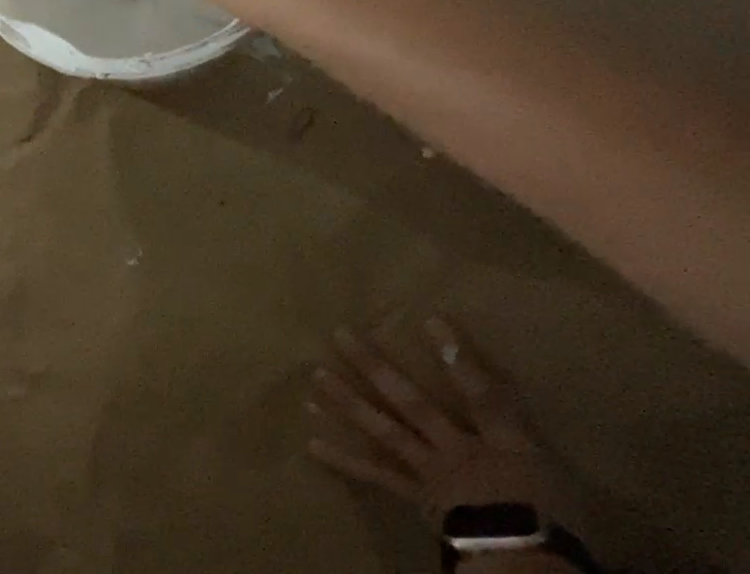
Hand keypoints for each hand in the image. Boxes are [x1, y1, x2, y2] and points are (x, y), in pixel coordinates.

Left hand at [307, 319, 579, 526]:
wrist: (530, 565)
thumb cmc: (560, 526)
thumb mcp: (558, 478)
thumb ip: (528, 441)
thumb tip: (520, 421)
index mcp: (503, 445)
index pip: (483, 394)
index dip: (458, 358)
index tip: (430, 320)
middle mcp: (457, 448)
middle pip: (411, 401)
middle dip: (375, 366)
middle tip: (340, 334)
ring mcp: (430, 470)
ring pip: (383, 429)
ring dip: (347, 401)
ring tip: (316, 375)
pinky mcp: (414, 495)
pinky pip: (374, 475)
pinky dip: (342, 460)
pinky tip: (311, 443)